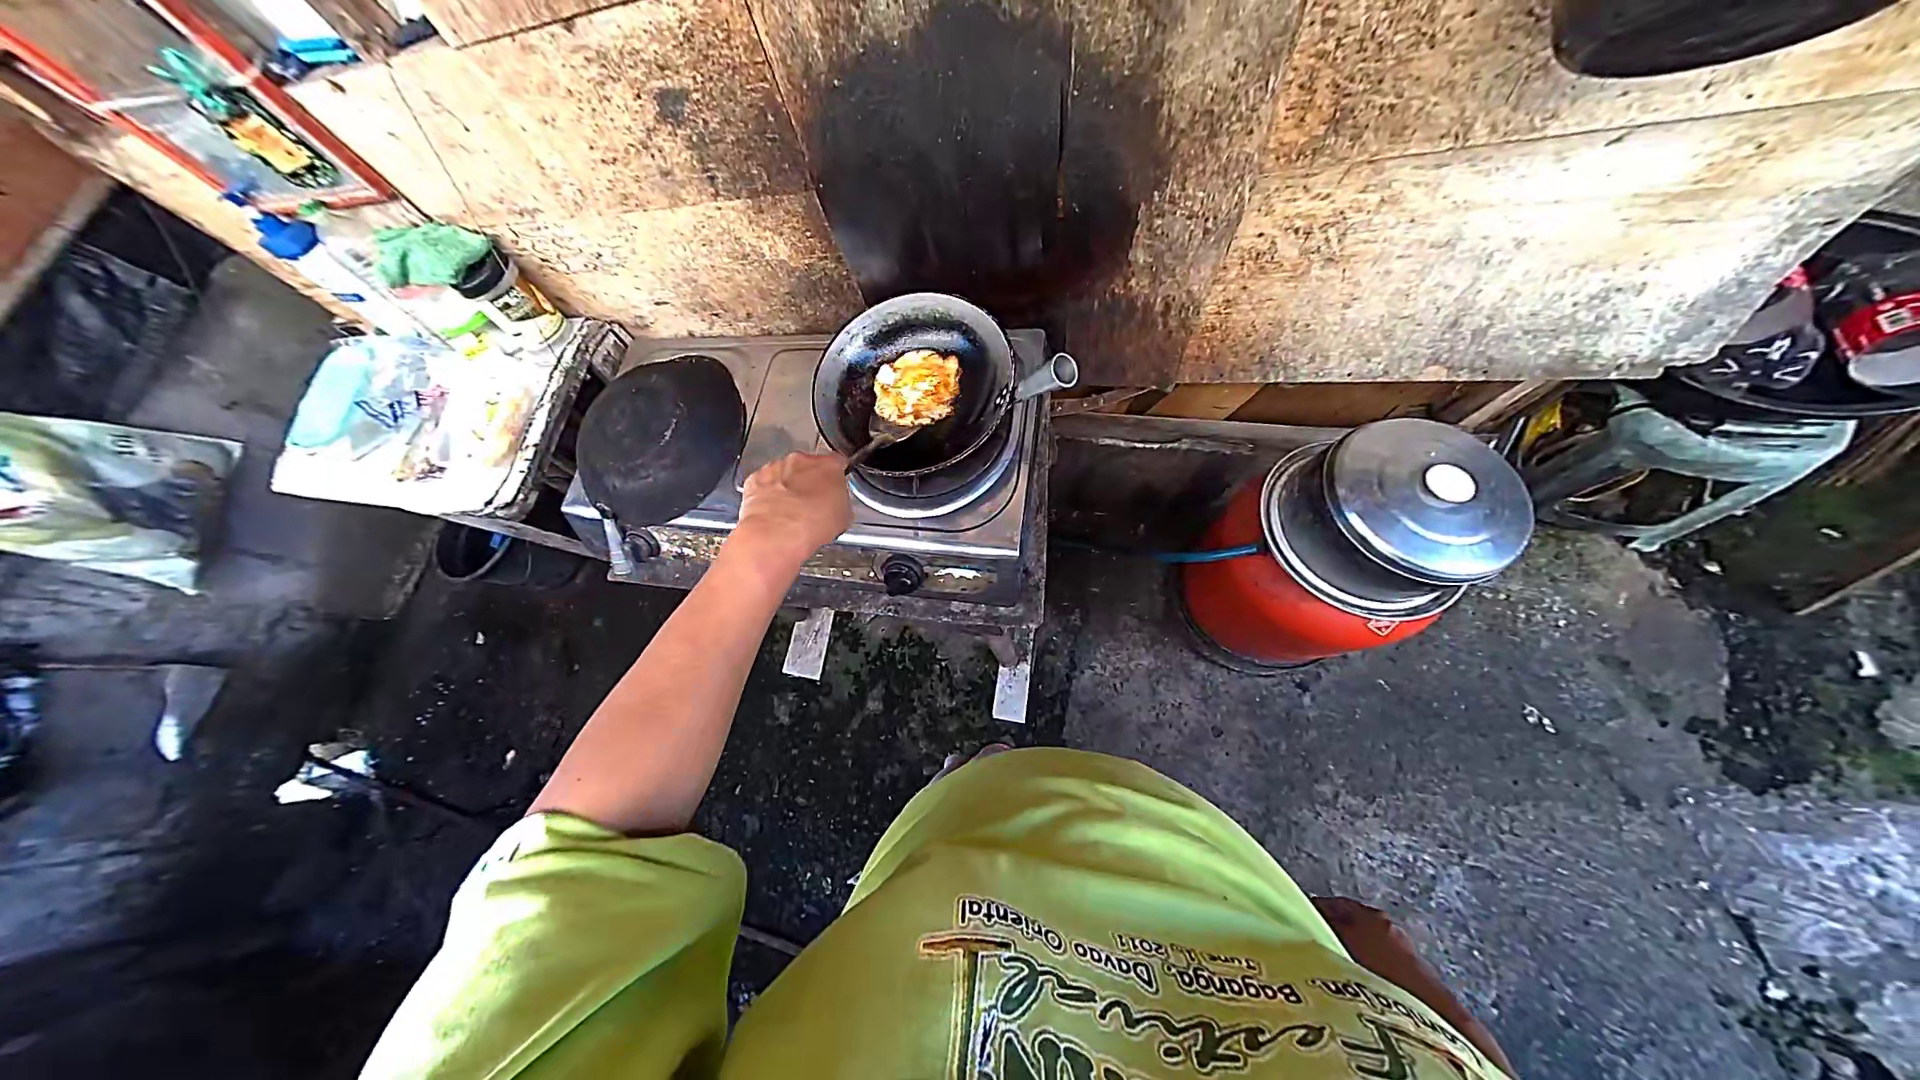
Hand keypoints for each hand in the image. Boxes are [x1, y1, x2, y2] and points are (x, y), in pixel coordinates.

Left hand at [733, 452, 852, 567]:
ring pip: (784, 474)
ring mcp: (776, 468)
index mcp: (828, 466)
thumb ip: (841, 502)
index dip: (836, 476)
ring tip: (791, 513)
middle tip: (812, 504)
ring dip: (788, 488)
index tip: (835, 486)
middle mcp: (801, 461)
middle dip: (809, 482)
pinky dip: (767, 495)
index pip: (837, 462)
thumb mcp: (844, 518)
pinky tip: (773, 513)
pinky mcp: (756, 480)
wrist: (778, 534)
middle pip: (808, 466)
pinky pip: (763, 484)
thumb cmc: (810, 524)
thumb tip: (838, 507)